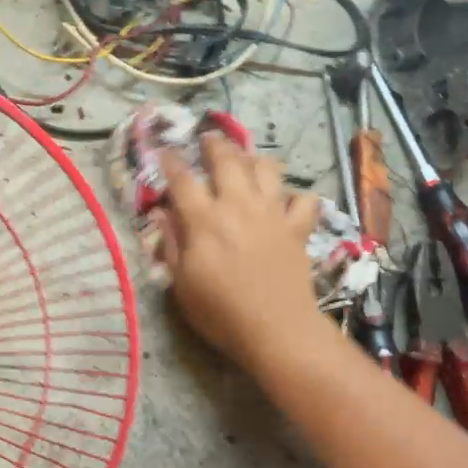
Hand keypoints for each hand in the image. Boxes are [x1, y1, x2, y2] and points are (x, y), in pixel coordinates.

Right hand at [158, 133, 325, 364]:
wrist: (275, 329)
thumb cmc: (220, 312)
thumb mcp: (182, 284)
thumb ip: (172, 245)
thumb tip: (165, 217)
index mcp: (204, 220)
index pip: (183, 180)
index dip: (171, 163)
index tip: (164, 152)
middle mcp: (238, 206)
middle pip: (227, 160)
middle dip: (214, 144)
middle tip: (207, 137)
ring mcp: (272, 213)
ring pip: (267, 168)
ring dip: (254, 159)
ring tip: (246, 160)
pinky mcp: (298, 228)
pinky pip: (303, 199)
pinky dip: (295, 196)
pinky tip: (285, 202)